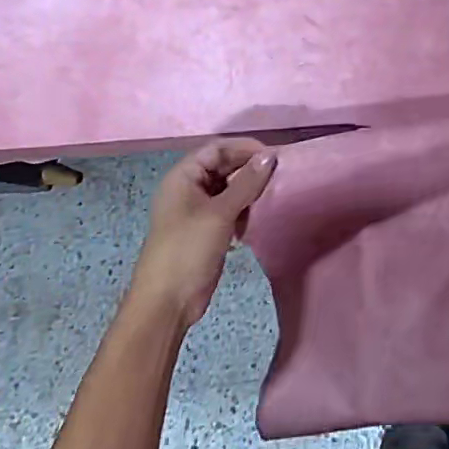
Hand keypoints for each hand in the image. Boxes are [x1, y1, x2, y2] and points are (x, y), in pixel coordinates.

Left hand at [127, 138, 276, 328]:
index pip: (216, 149)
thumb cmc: (188, 249)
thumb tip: (270, 156)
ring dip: (249, 190)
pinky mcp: (207, 230)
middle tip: (280, 174)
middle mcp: (188, 188)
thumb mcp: (219, 213)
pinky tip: (260, 215)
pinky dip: (245, 209)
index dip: (244, 148)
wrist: (168, 301)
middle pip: (222, 167)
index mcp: (182, 177)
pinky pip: (229, 209)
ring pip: (228, 189)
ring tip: (275, 192)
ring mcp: (197, 210)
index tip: (275, 156)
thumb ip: (246, 183)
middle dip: (249, 168)